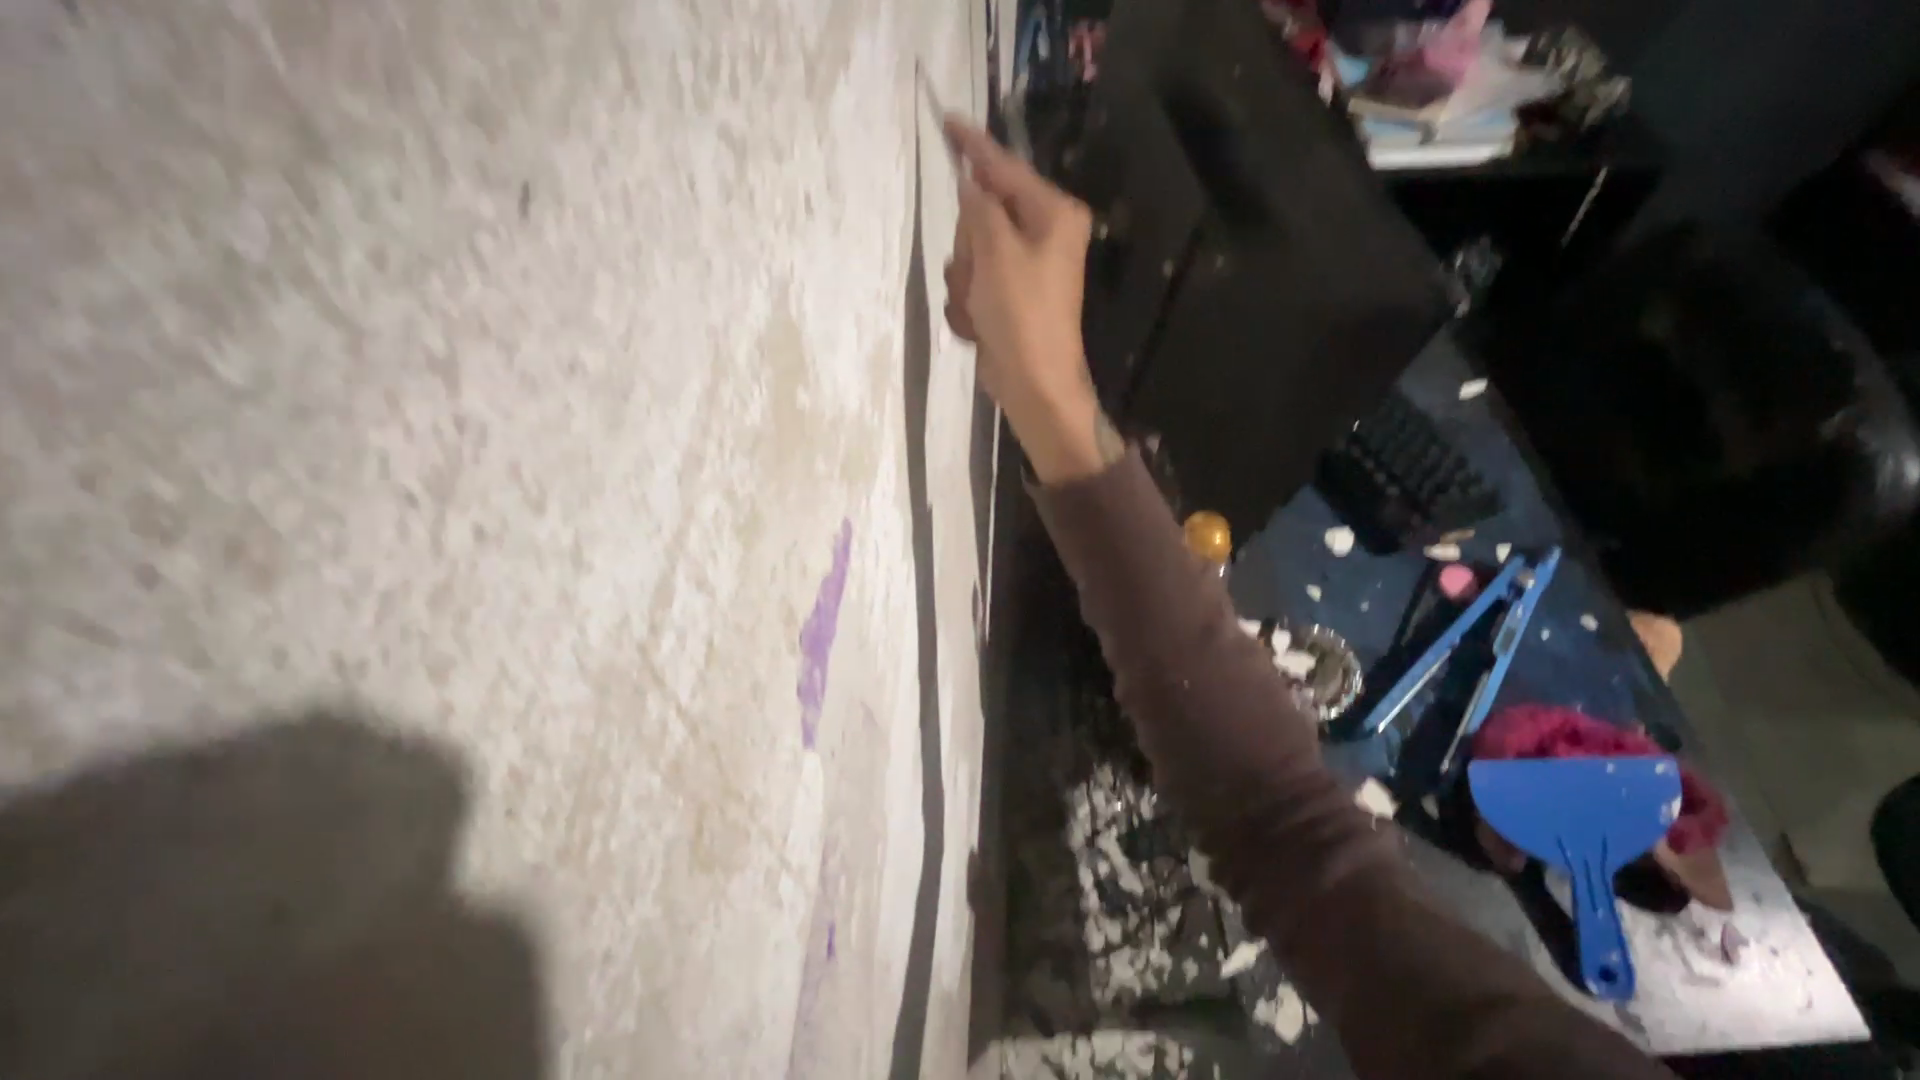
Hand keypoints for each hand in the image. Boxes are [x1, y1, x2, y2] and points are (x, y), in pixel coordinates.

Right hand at [942, 117, 1120, 482]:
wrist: (1033, 384)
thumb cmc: (1022, 315)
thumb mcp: (997, 253)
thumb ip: (980, 209)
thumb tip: (971, 186)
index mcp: (1053, 215)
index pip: (1005, 169)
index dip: (973, 148)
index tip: (946, 121)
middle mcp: (1043, 236)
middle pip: (982, 215)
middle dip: (969, 248)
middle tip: (978, 275)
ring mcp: (1024, 271)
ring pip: (969, 254)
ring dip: (965, 283)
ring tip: (981, 308)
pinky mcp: (1007, 300)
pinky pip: (971, 286)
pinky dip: (968, 307)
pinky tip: (981, 327)